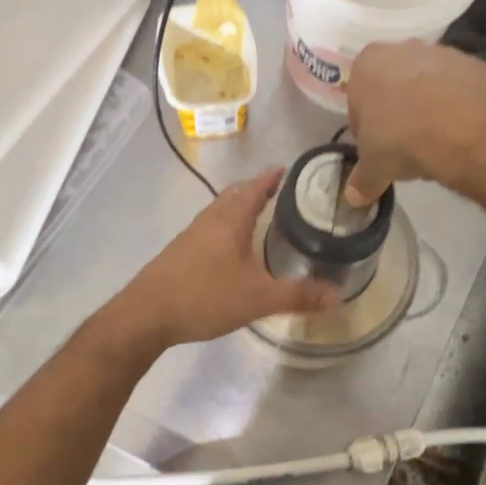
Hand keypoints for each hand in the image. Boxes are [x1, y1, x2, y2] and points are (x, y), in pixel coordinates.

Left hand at [108, 168, 340, 348]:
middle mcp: (208, 221)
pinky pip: (207, 232)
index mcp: (230, 220)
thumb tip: (339, 295)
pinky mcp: (178, 256)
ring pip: (218, 214)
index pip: (254, 188)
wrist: (146, 315)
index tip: (286, 169)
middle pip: (233, 196)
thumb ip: (298, 296)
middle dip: (254, 191)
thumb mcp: (259, 298)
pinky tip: (230, 253)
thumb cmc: (205, 297)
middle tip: (277, 194)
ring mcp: (189, 237)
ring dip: (237, 211)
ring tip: (257, 220)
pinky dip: (224, 231)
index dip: (271, 178)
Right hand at [342, 40, 485, 206]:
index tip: (376, 150)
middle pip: (392, 87)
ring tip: (434, 143)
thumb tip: (354, 199)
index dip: (365, 130)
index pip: (357, 101)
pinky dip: (455, 108)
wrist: (462, 128)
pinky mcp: (472, 64)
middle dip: (396, 113)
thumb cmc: (401, 139)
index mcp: (366, 65)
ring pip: (425, 85)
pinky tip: (457, 134)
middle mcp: (401, 49)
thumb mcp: (374, 168)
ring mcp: (440, 52)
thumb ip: (362, 181)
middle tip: (403, 146)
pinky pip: (456, 90)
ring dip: (426, 109)